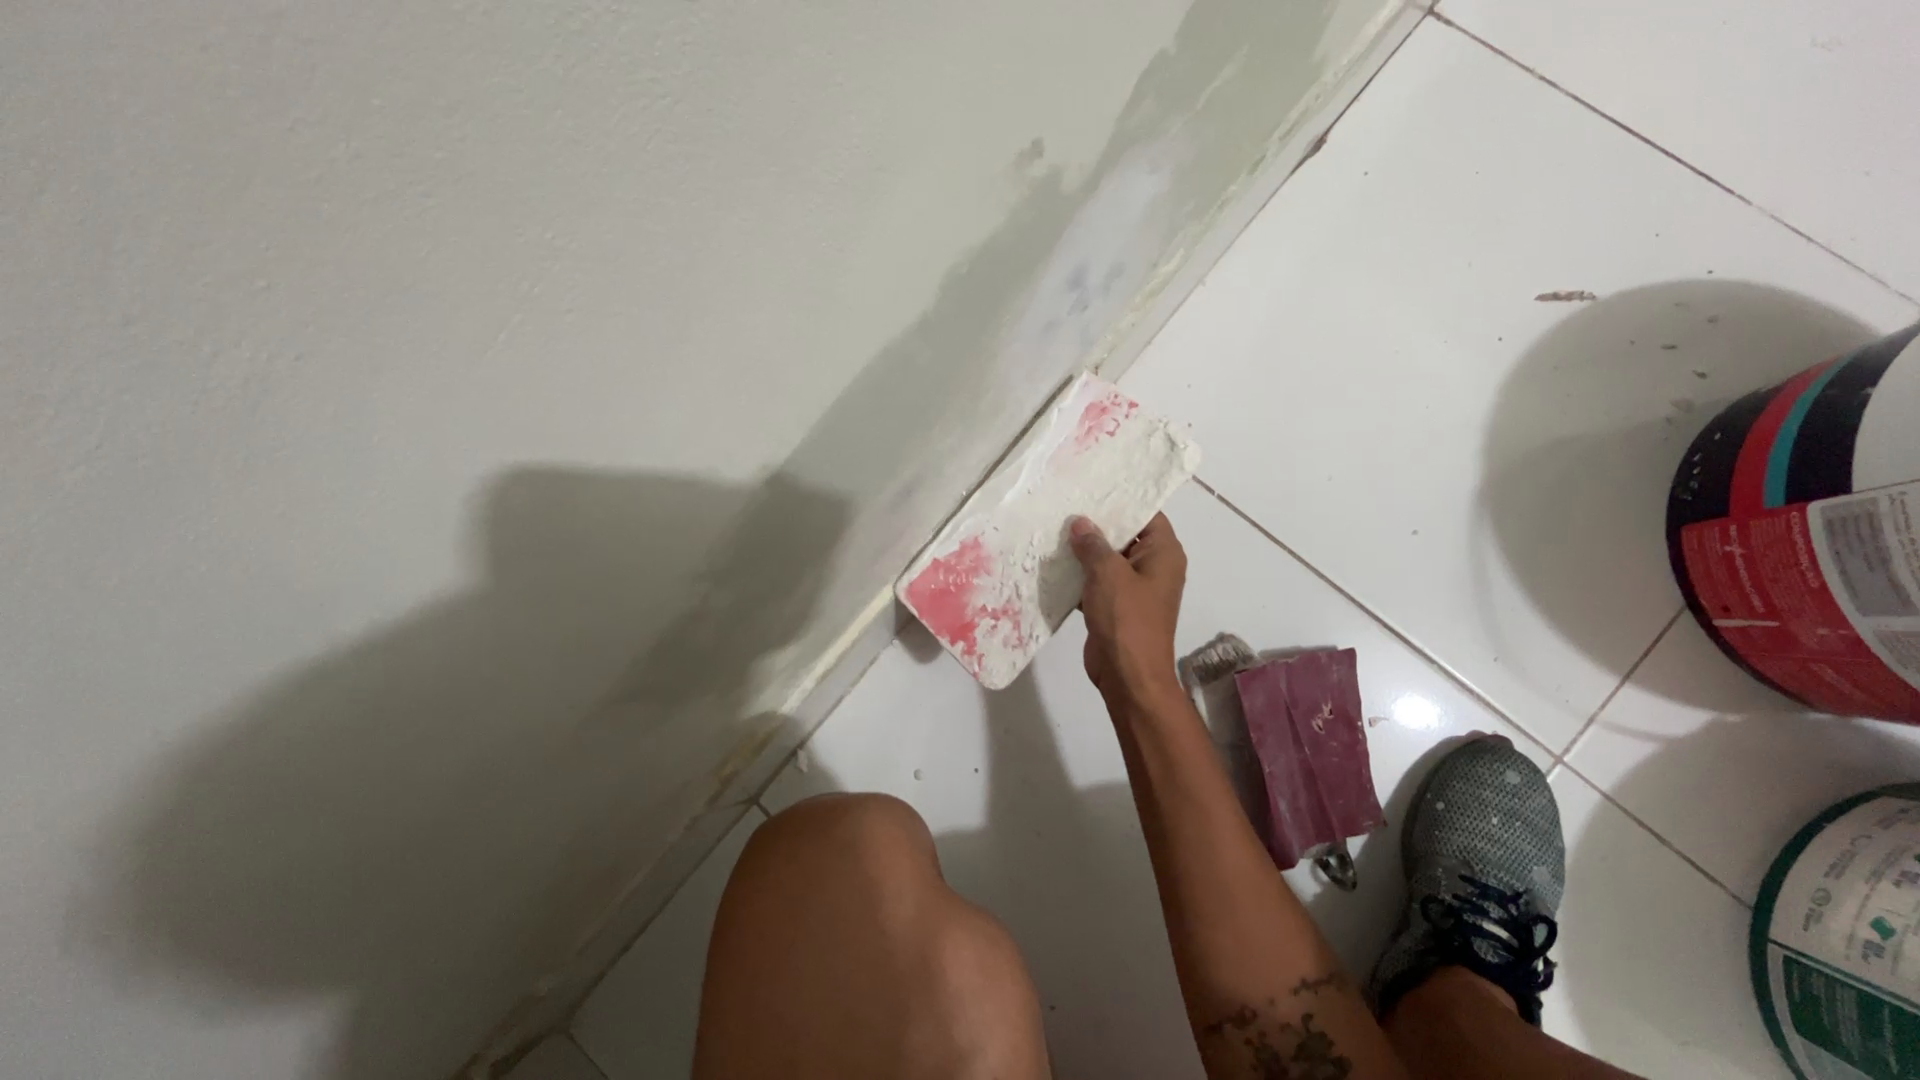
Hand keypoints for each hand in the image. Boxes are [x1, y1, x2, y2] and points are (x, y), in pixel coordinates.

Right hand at [1069, 512, 1187, 711]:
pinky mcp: (1116, 608)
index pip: (1147, 515)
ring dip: (1084, 552)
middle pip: (1125, 536)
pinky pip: (1097, 583)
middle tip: (1065, 504)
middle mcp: (1153, 567)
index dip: (1123, 501)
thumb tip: (1080, 522)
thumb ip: (1093, 544)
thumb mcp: (1108, 574)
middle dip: (1097, 525)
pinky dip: (1079, 576)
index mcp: (1164, 554)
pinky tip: (1052, 564)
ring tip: (1053, 528)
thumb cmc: (1127, 619)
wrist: (1128, 676)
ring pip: (1108, 561)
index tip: (1094, 486)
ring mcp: (1134, 589)